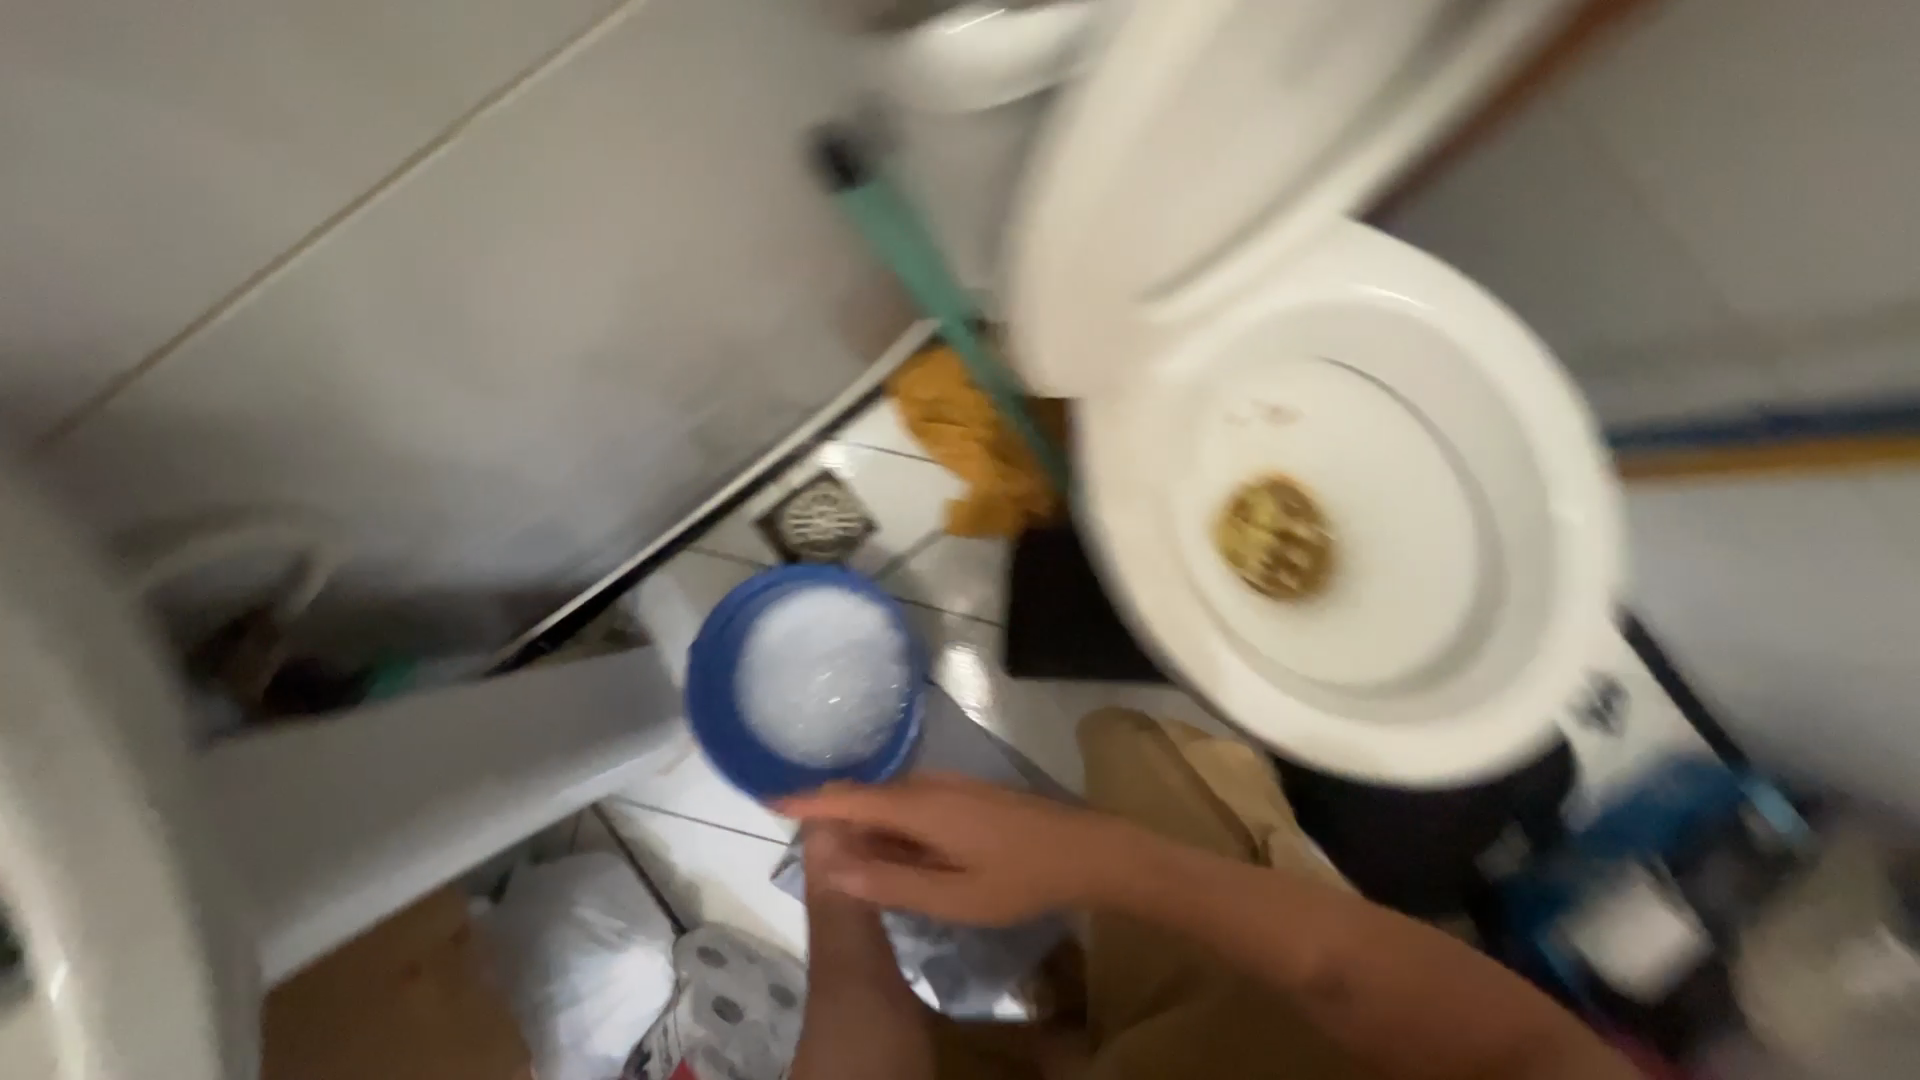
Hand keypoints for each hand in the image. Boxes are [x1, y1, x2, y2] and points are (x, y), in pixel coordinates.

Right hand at [781, 773, 1139, 925]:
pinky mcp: (965, 792)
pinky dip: (893, 825)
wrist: (1085, 849)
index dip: (808, 801)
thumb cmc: (1019, 878)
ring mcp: (950, 784)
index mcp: (920, 805)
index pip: (849, 799)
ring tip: (850, 861)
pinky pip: (913, 803)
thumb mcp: (953, 896)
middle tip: (811, 852)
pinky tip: (897, 854)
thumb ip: (891, 881)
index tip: (769, 800)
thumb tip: (833, 868)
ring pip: (891, 800)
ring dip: (866, 825)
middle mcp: (929, 784)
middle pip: (866, 795)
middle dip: (835, 819)